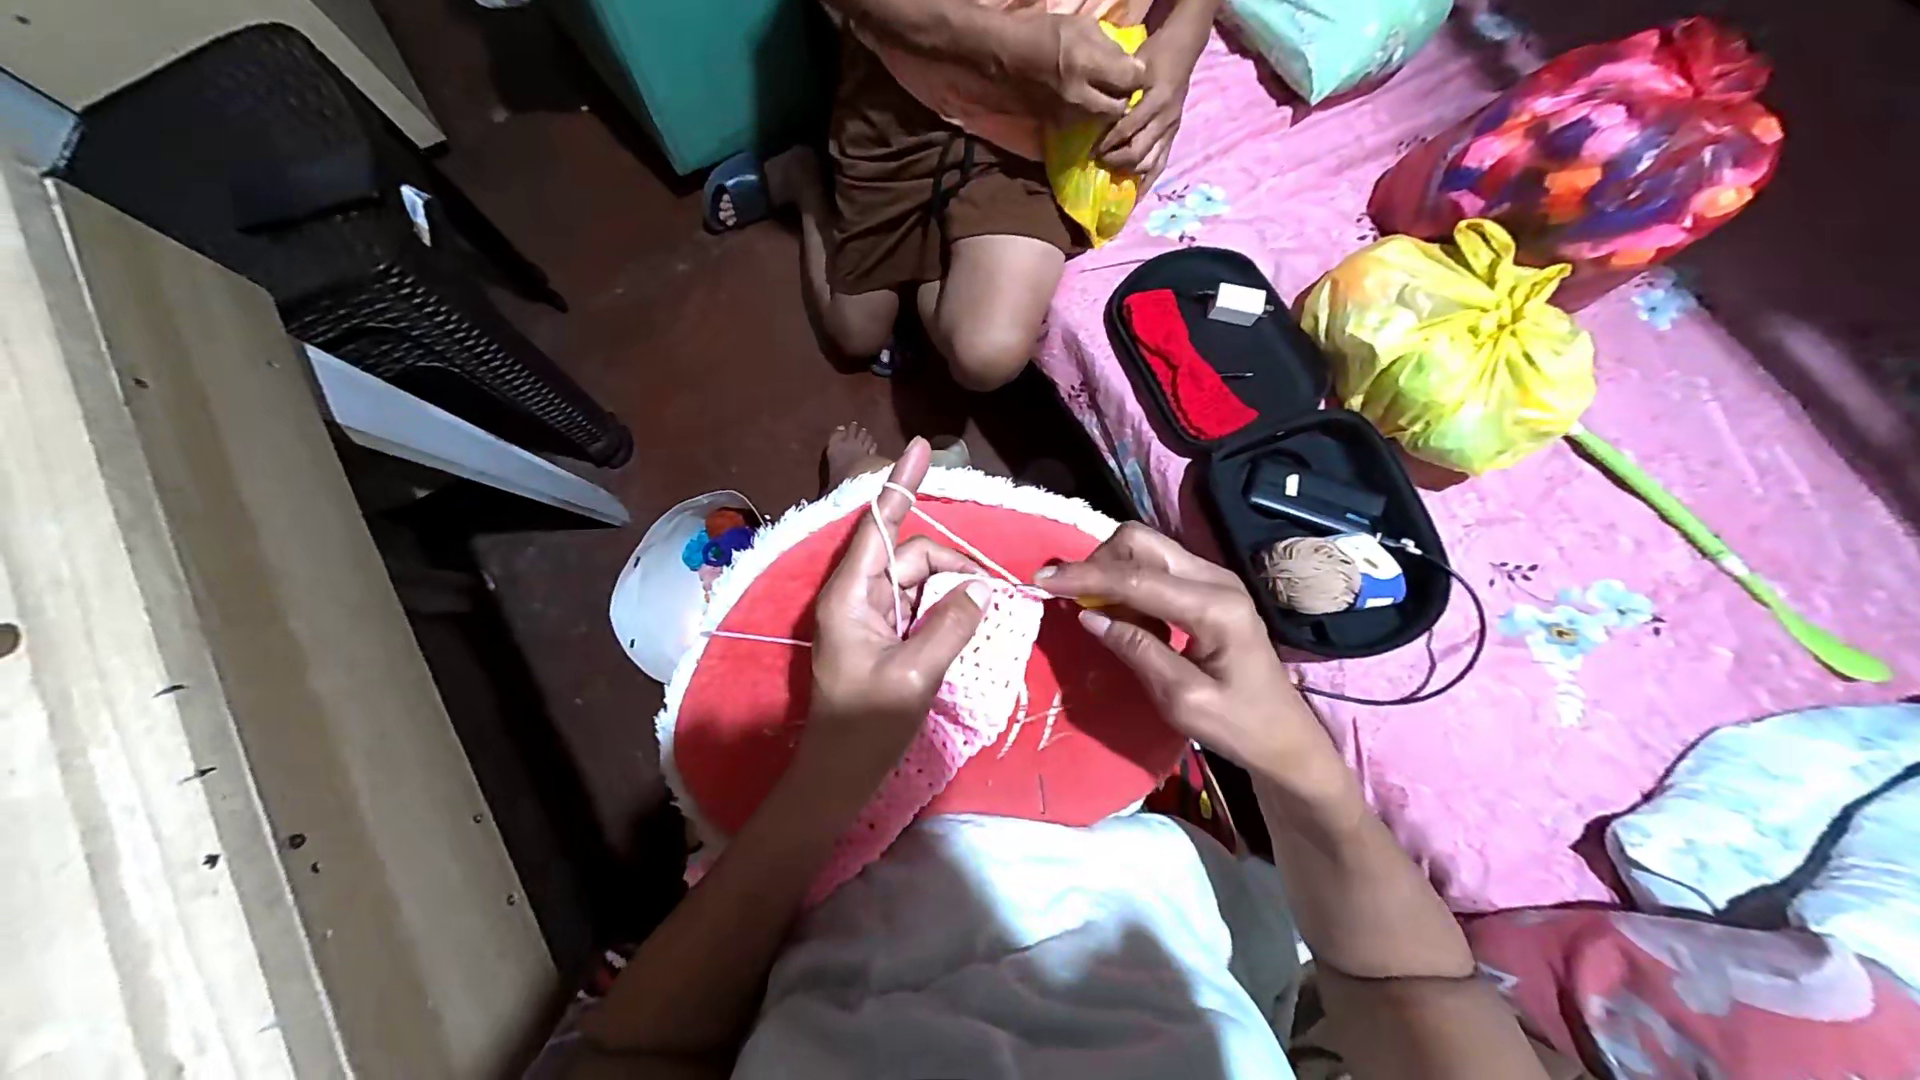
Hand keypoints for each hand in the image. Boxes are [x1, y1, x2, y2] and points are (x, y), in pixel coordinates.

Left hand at [802, 438, 986, 792]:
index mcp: (851, 595)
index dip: (902, 485)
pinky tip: (965, 620)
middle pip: (912, 553)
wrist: (841, 772)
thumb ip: (951, 625)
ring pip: (920, 577)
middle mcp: (859, 594)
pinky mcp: (885, 632)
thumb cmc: (866, 726)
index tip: (921, 446)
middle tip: (988, 594)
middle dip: (951, 564)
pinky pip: (921, 601)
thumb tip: (982, 587)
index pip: (879, 525)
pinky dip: (946, 604)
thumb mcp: (914, 676)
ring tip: (978, 615)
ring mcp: (872, 613)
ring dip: (952, 587)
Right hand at [1012, 14, 1146, 120]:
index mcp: (1088, 64)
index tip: (1135, 71)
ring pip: (1101, 120)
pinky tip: (1085, 103)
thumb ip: (1109, 47)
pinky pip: (1083, 123)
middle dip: (1124, 99)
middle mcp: (1081, 95)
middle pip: (1118, 108)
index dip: (1138, 76)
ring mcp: (1069, 114)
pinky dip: (1089, 115)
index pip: (1131, 79)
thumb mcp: (1082, 26)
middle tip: (1121, 88)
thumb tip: (1130, 63)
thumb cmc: (1043, 33)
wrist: (1007, 58)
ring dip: (1106, 110)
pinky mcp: (1058, 124)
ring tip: (1103, 96)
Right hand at [1033, 523, 1339, 780]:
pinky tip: (1121, 612)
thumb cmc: (1238, 726)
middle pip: (1141, 541)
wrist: (1284, 734)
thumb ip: (1136, 650)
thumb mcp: (1181, 699)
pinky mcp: (1207, 586)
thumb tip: (1089, 615)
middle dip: (1098, 562)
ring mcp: (1214, 577)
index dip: (1085, 577)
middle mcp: (1216, 578)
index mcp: (1215, 607)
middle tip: (1073, 597)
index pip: (1136, 578)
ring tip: (1094, 608)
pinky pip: (1155, 566)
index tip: (1042, 581)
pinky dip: (1126, 580)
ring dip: (1110, 570)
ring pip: (1145, 548)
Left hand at [1095, 33, 1192, 185]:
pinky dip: (1147, 182)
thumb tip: (1095, 113)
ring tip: (1111, 173)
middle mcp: (1166, 118)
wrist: (1184, 48)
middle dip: (1115, 160)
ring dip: (1127, 171)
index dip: (1108, 143)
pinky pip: (1160, 165)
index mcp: (1157, 99)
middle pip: (1138, 152)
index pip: (1128, 129)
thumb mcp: (1135, 64)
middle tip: (1099, 161)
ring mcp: (1171, 129)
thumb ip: (1118, 87)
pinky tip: (1135, 197)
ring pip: (1148, 162)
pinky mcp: (1172, 137)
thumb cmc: (1154, 55)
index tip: (1092, 150)